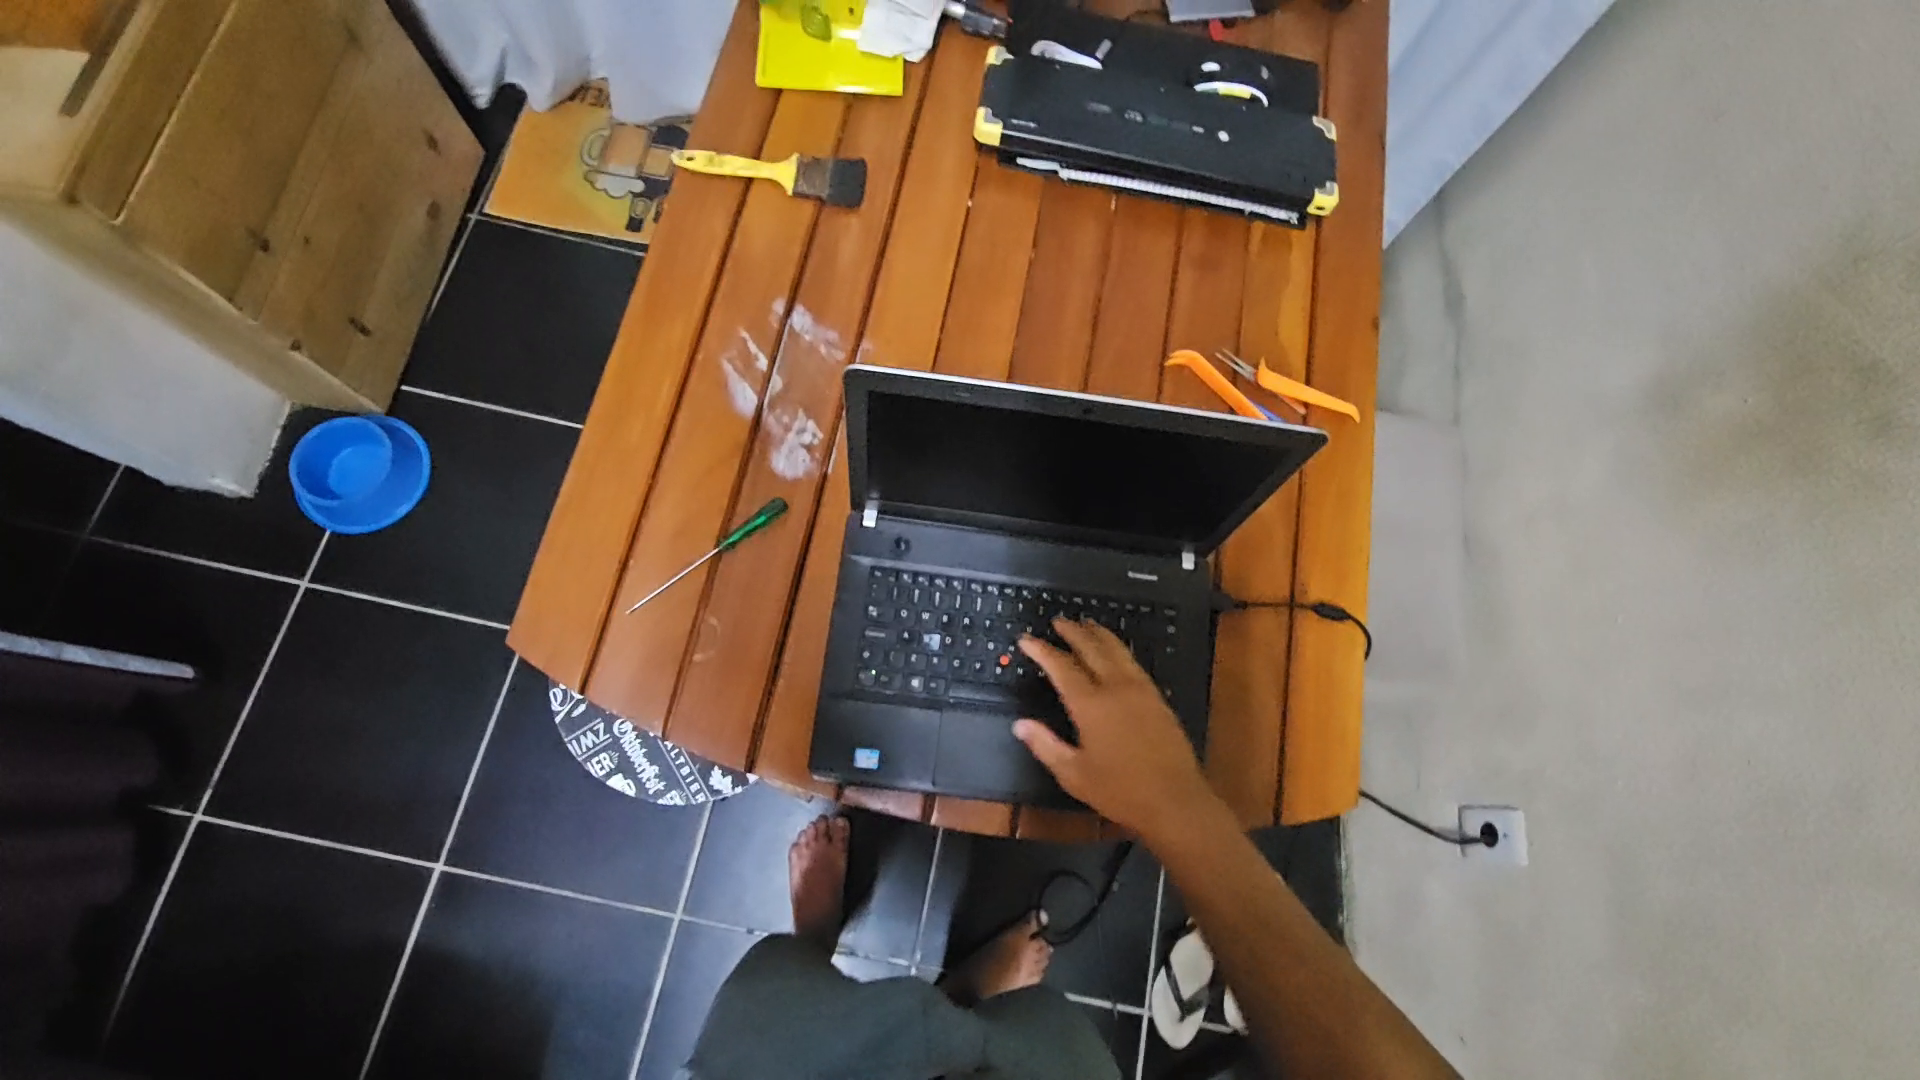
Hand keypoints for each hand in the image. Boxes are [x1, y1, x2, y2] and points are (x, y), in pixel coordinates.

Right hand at [1014, 618, 1218, 841]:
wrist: (1174, 801)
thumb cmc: (1120, 791)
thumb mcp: (1073, 774)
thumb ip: (1045, 745)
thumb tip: (1020, 724)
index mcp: (1091, 705)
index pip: (1061, 667)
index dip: (1042, 651)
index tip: (1027, 639)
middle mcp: (1116, 688)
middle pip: (1092, 648)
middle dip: (1073, 632)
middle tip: (1059, 621)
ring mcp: (1141, 690)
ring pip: (1117, 650)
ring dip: (1099, 634)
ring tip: (1086, 624)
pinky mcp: (1158, 698)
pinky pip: (1134, 662)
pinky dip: (1119, 649)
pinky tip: (1117, 652)